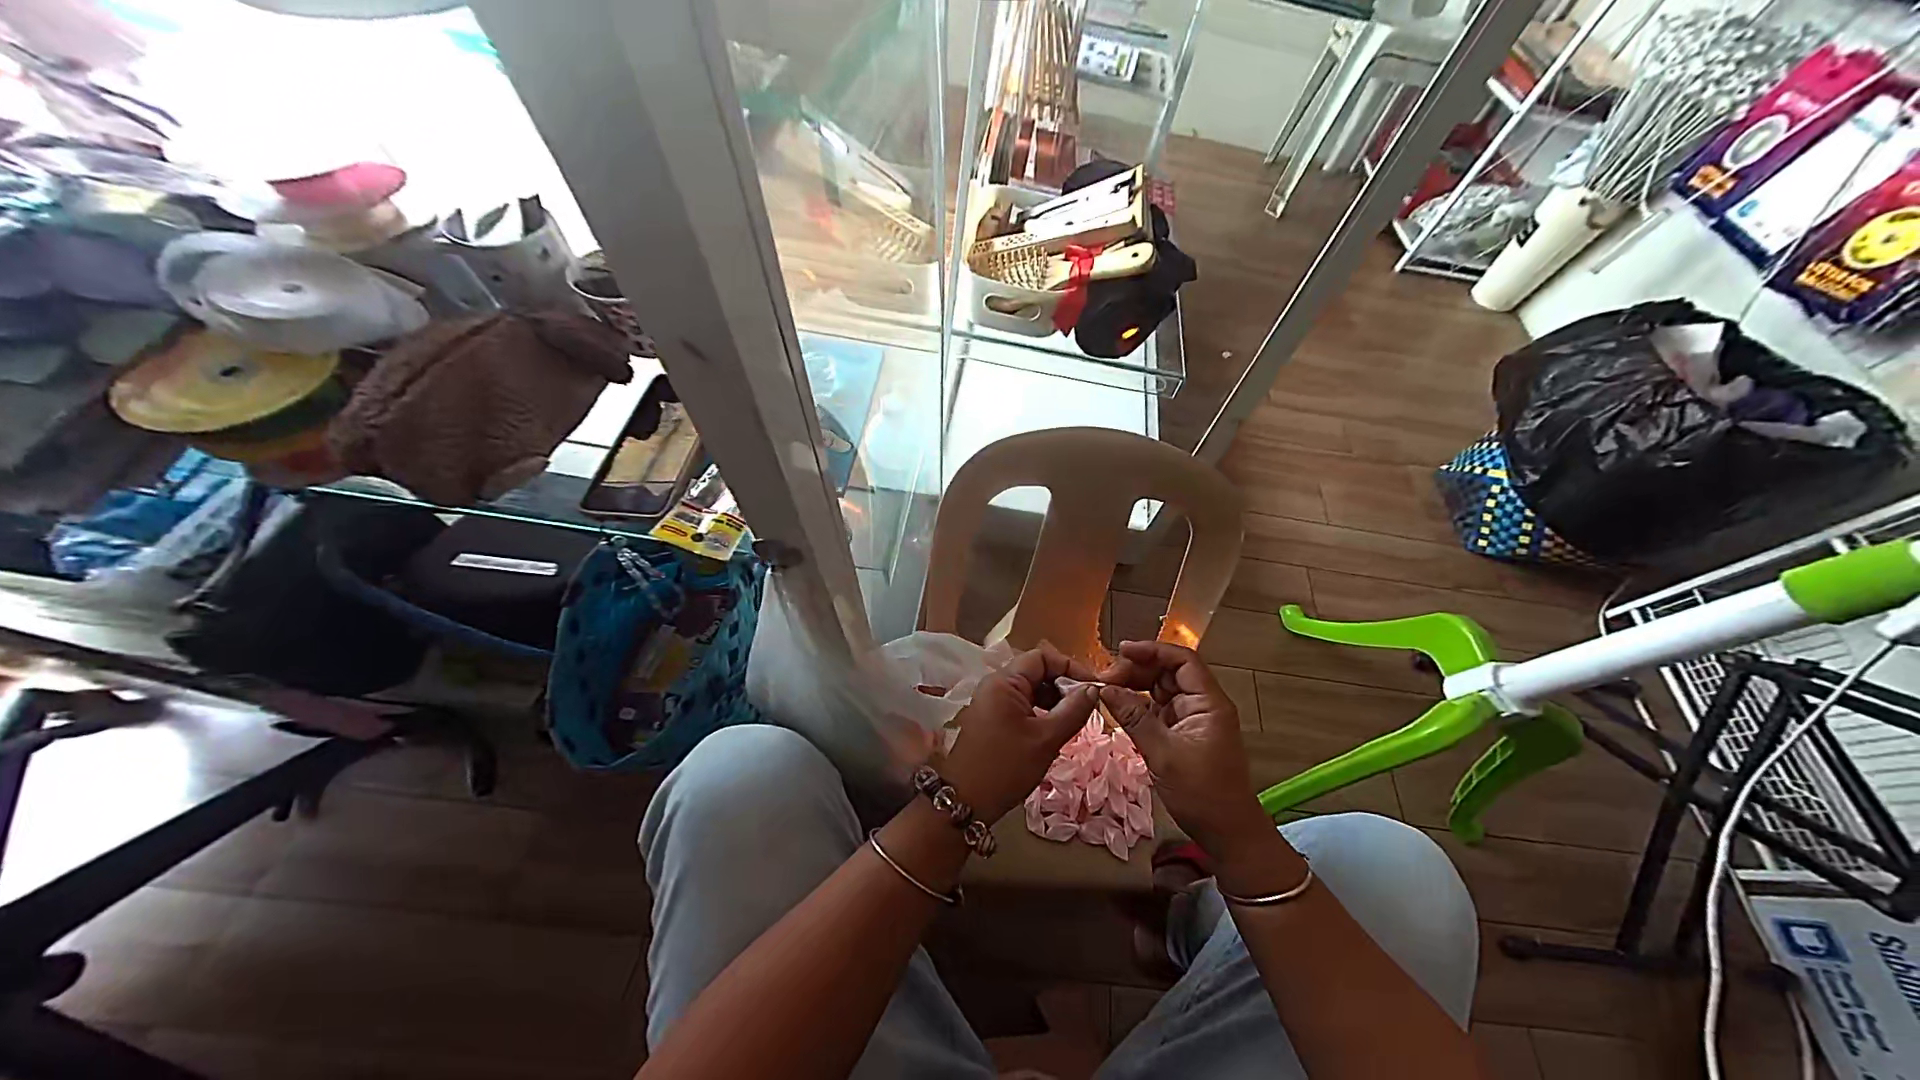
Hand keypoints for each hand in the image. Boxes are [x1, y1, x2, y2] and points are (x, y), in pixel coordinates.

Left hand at [940, 644, 1100, 823]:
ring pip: (1031, 689)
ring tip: (1075, 719)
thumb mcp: (1046, 739)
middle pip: (1036, 671)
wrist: (965, 800)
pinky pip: (1022, 705)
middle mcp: (995, 685)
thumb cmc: (1006, 767)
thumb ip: (1073, 711)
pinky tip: (1055, 729)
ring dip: (1054, 700)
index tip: (1092, 687)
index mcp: (1004, 682)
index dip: (1070, 667)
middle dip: (1064, 685)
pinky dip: (1041, 712)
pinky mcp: (991, 719)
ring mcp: (991, 702)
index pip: (1042, 657)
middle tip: (1087, 706)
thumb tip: (1093, 689)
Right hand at [1096, 641, 1275, 859]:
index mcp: (1208, 703)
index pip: (1182, 660)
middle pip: (1168, 672)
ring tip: (1107, 689)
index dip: (1152, 650)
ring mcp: (1192, 719)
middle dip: (1137, 669)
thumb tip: (1105, 689)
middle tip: (1106, 678)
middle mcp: (1202, 705)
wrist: (1227, 833)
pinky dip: (1138, 705)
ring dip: (1135, 686)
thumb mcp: (1163, 753)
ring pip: (1161, 689)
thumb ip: (1133, 716)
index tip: (1122, 651)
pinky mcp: (1182, 734)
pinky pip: (1157, 709)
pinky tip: (1118, 707)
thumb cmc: (1202, 793)